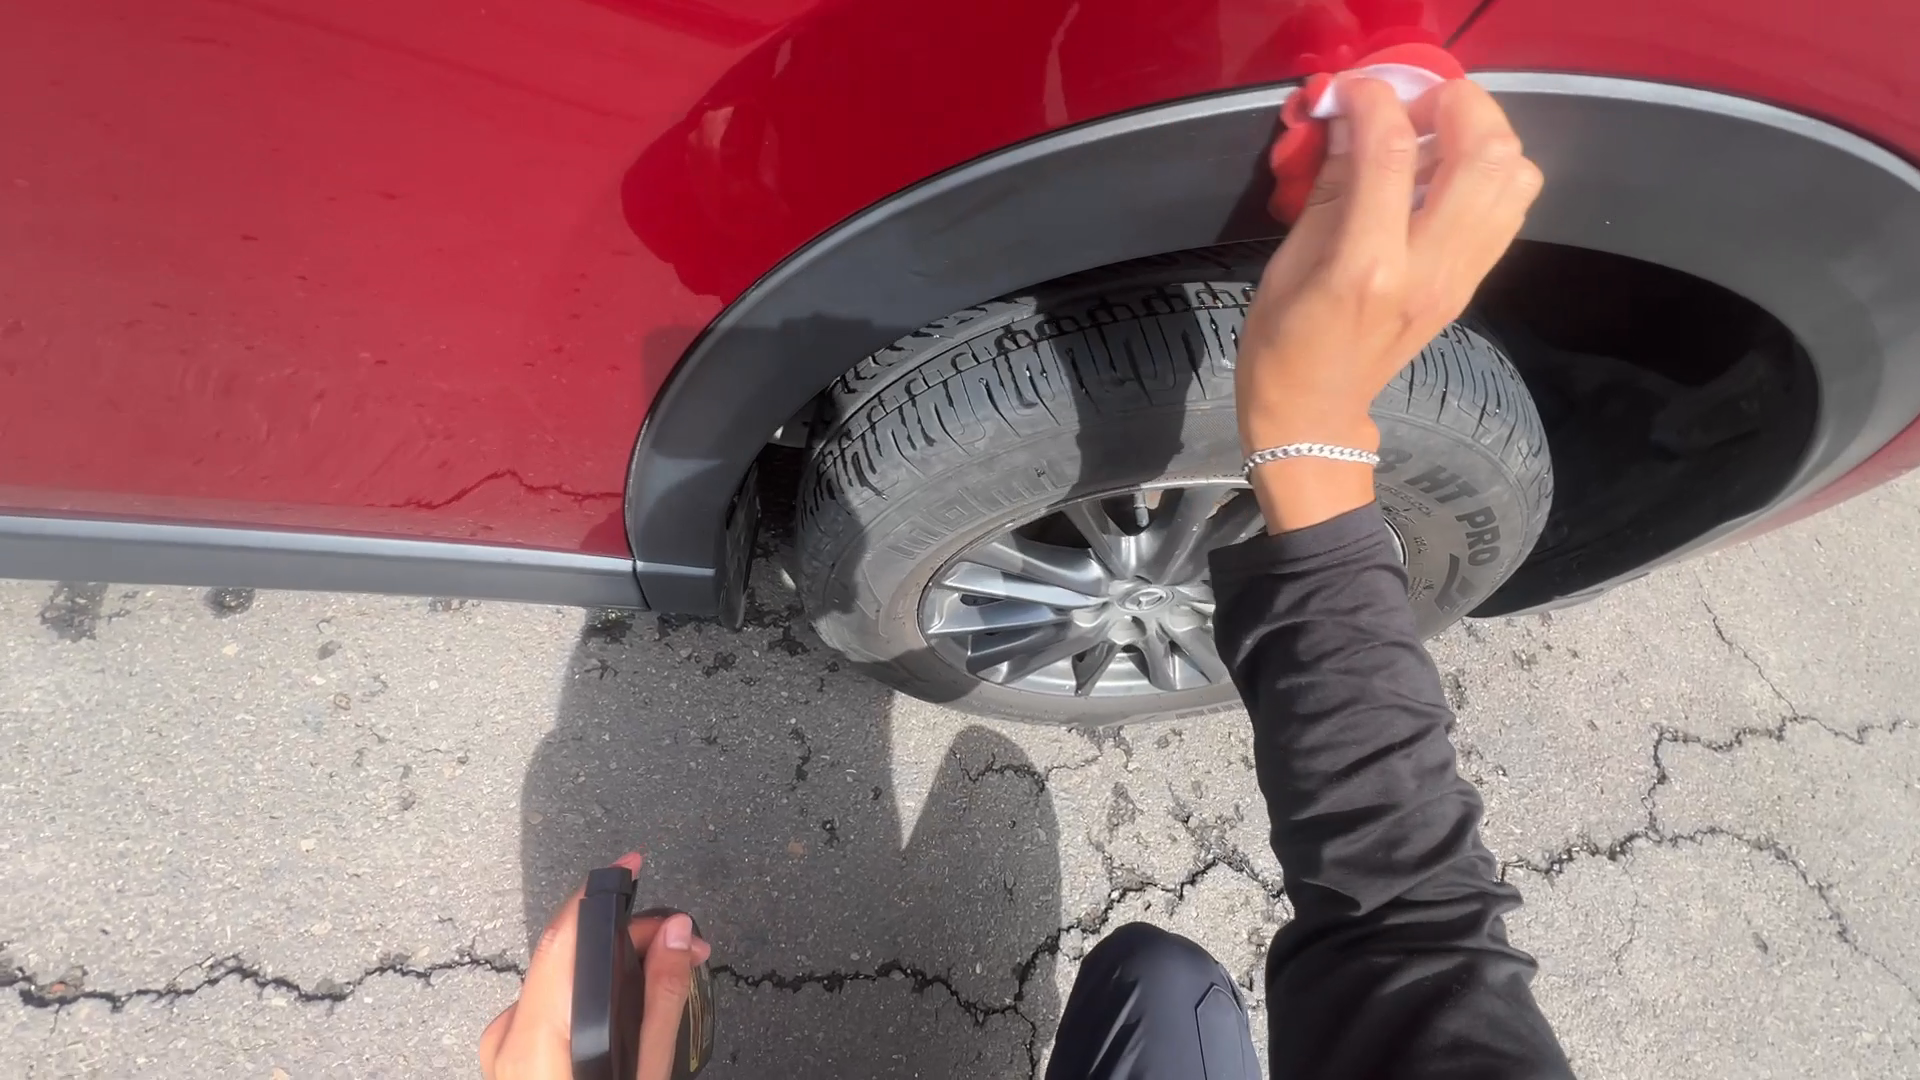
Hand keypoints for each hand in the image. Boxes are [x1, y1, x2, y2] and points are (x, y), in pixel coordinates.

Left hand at [479, 853, 713, 1079]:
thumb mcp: (646, 1071)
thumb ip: (663, 994)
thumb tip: (680, 930)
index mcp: (538, 1031)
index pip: (568, 933)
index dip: (602, 888)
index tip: (635, 862)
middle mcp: (510, 1032)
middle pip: (573, 952)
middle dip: (634, 934)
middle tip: (688, 943)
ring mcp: (504, 1047)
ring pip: (566, 977)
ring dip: (618, 962)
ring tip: (668, 972)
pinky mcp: (510, 1059)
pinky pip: (554, 1001)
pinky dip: (595, 987)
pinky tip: (630, 1002)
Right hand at [1238, 76, 1542, 530]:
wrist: (1312, 418)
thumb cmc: (1278, 352)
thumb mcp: (1283, 272)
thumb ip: (1326, 196)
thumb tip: (1348, 131)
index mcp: (1365, 266)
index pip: (1390, 150)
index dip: (1374, 99)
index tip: (1351, 89)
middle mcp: (1426, 267)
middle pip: (1483, 150)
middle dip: (1452, 102)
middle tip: (1409, 105)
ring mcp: (1456, 279)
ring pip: (1513, 175)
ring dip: (1482, 134)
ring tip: (1436, 136)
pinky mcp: (1467, 286)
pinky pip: (1508, 208)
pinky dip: (1488, 173)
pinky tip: (1445, 178)